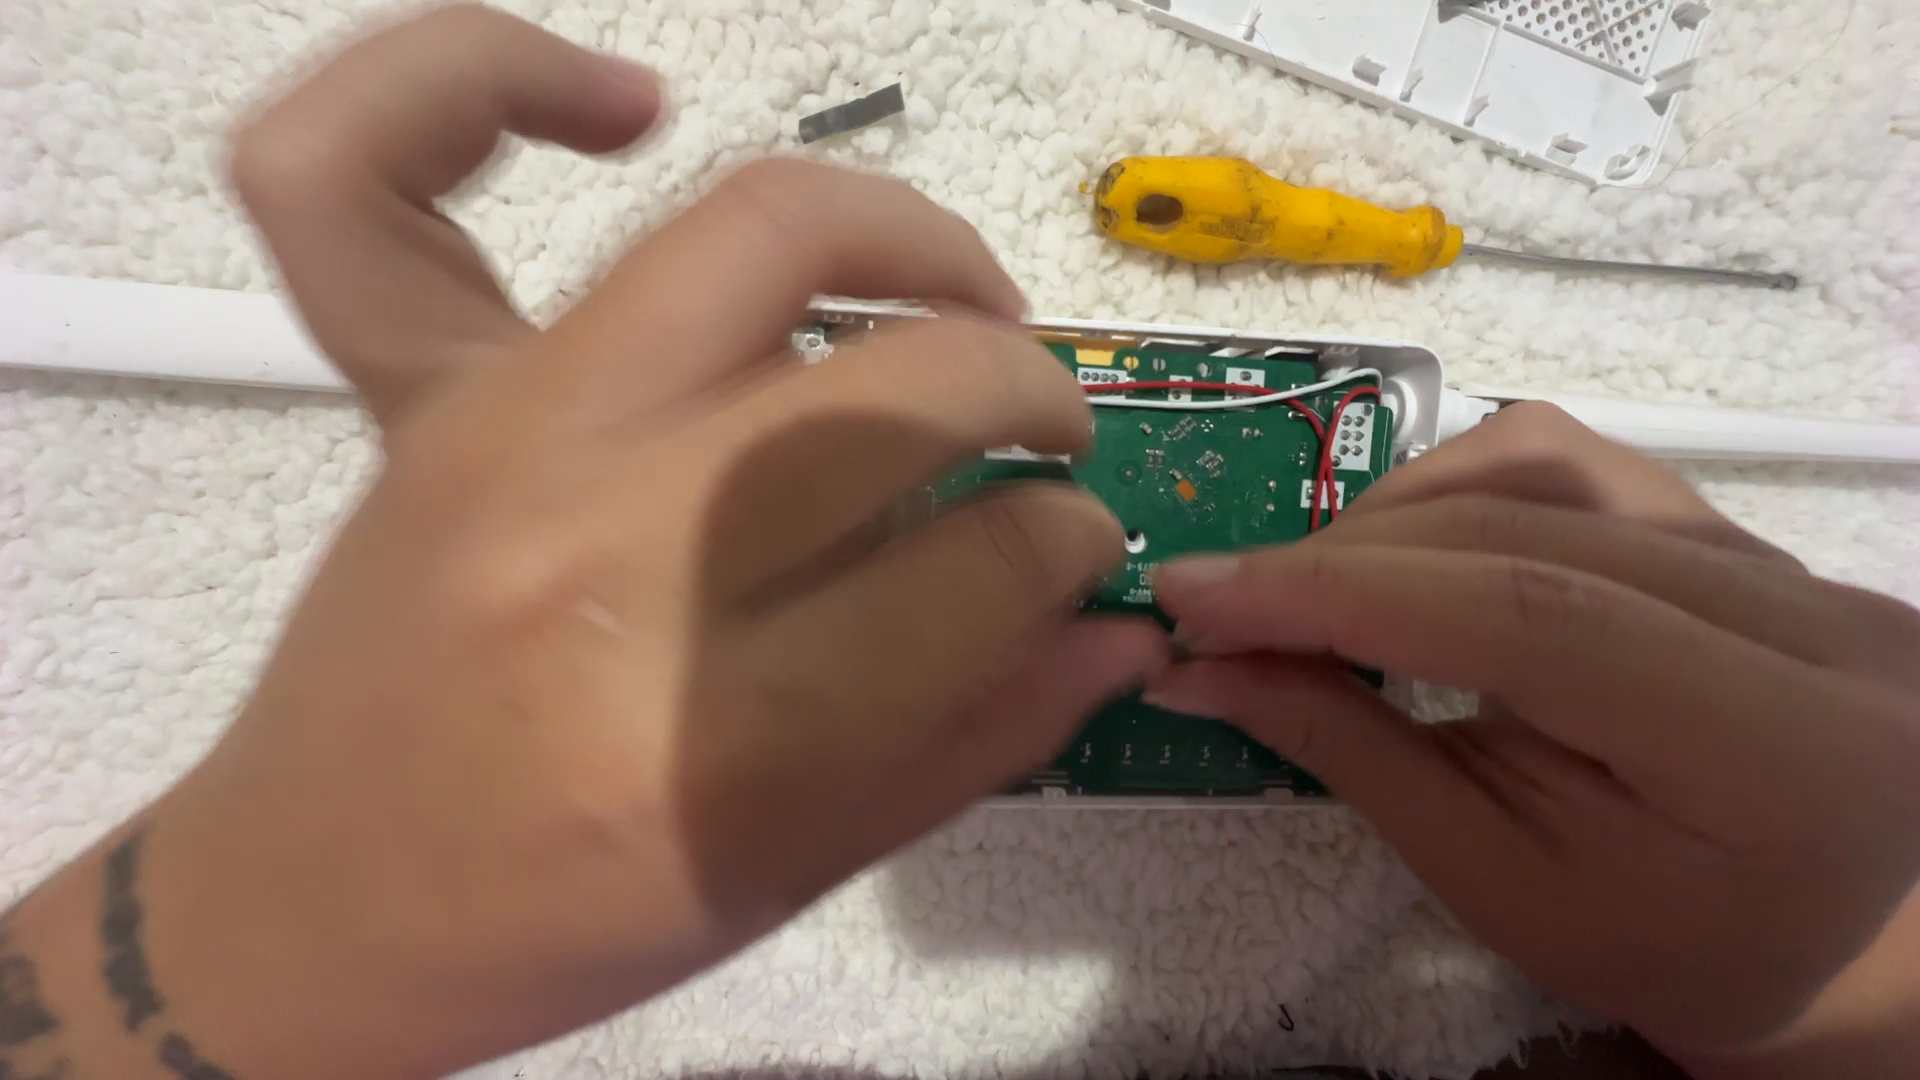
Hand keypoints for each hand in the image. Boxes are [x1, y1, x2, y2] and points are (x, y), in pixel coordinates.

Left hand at [0, 8, 1163, 1079]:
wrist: (325, 910)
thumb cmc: (579, 916)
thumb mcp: (812, 863)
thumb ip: (988, 734)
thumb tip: (1120, 629)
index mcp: (720, 735)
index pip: (980, 565)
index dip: (1068, 543)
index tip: (1082, 544)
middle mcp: (611, 553)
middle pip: (894, 383)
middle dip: (1024, 384)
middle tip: (1048, 422)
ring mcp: (498, 439)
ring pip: (747, 233)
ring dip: (906, 238)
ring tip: (958, 298)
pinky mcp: (411, 393)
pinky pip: (368, 172)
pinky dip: (476, 80)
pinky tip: (621, 109)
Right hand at [1145, 403, 1919, 1057]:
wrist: (1813, 926)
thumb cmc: (1652, 934)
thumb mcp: (1480, 870)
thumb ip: (1336, 747)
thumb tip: (1191, 669)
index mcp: (1778, 747)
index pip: (1521, 616)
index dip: (1330, 592)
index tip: (1192, 596)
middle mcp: (1803, 616)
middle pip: (1510, 533)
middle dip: (1326, 564)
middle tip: (1212, 607)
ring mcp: (1765, 548)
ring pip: (1528, 464)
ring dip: (1379, 518)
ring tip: (1307, 588)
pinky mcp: (1711, 521)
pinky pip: (1550, 456)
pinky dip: (1437, 486)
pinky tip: (1393, 546)